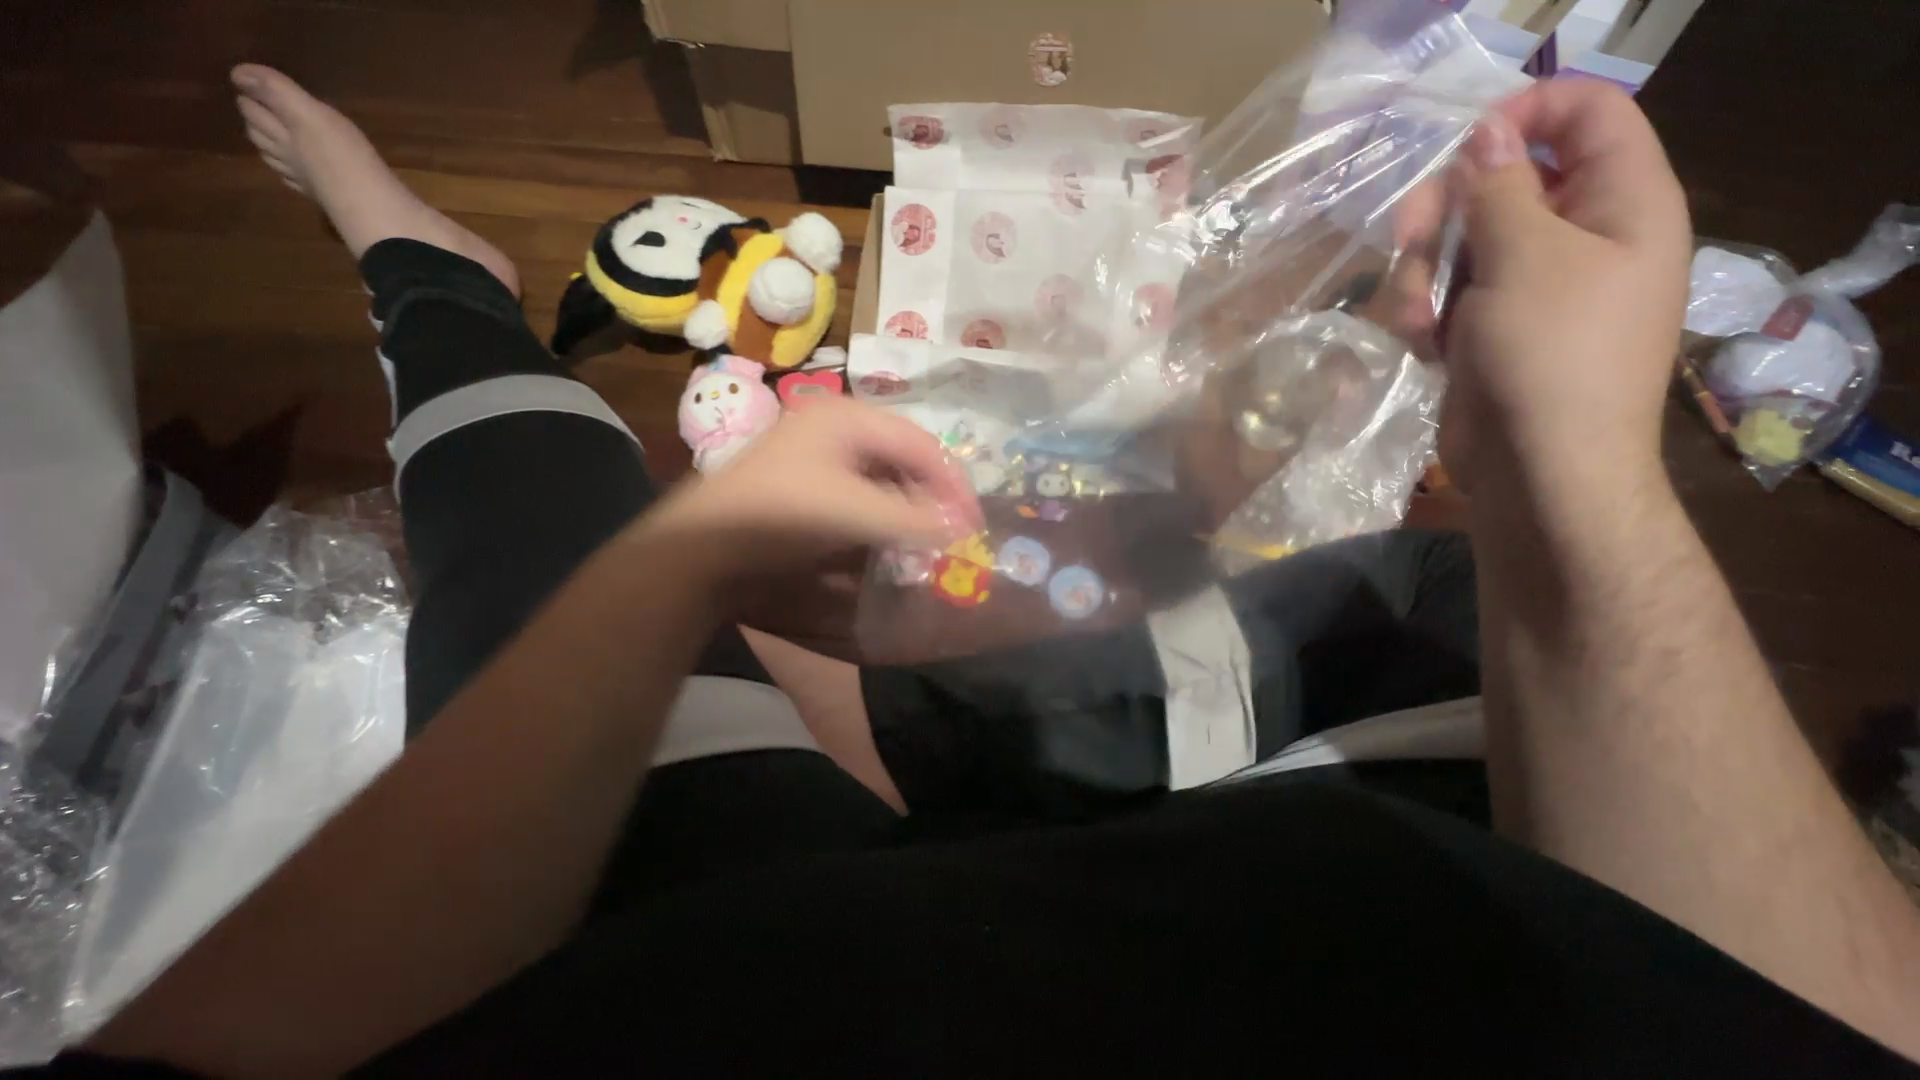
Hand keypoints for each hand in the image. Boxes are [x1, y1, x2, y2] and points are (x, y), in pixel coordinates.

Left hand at [647, 396, 982, 574]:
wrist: (702, 546)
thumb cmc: (782, 517)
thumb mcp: (855, 515)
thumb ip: (914, 520)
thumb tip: (959, 529)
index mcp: (848, 417)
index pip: (922, 444)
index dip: (953, 485)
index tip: (972, 526)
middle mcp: (834, 424)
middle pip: (904, 455)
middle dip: (932, 494)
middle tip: (952, 531)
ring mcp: (815, 450)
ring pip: (882, 473)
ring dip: (908, 505)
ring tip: (923, 539)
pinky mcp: (803, 479)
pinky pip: (859, 489)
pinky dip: (881, 512)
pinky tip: (885, 538)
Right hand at [1439, 78, 1691, 495]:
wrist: (1539, 471)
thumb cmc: (1550, 357)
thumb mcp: (1524, 258)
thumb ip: (1499, 187)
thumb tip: (1485, 134)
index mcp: (1623, 204)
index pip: (1589, 114)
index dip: (1527, 111)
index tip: (1461, 144)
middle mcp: (1582, 238)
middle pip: (1504, 181)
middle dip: (1445, 210)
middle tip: (1409, 239)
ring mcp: (1532, 288)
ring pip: (1461, 241)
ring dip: (1423, 272)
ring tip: (1416, 319)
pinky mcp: (1490, 329)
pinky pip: (1448, 293)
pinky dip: (1426, 313)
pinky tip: (1421, 344)